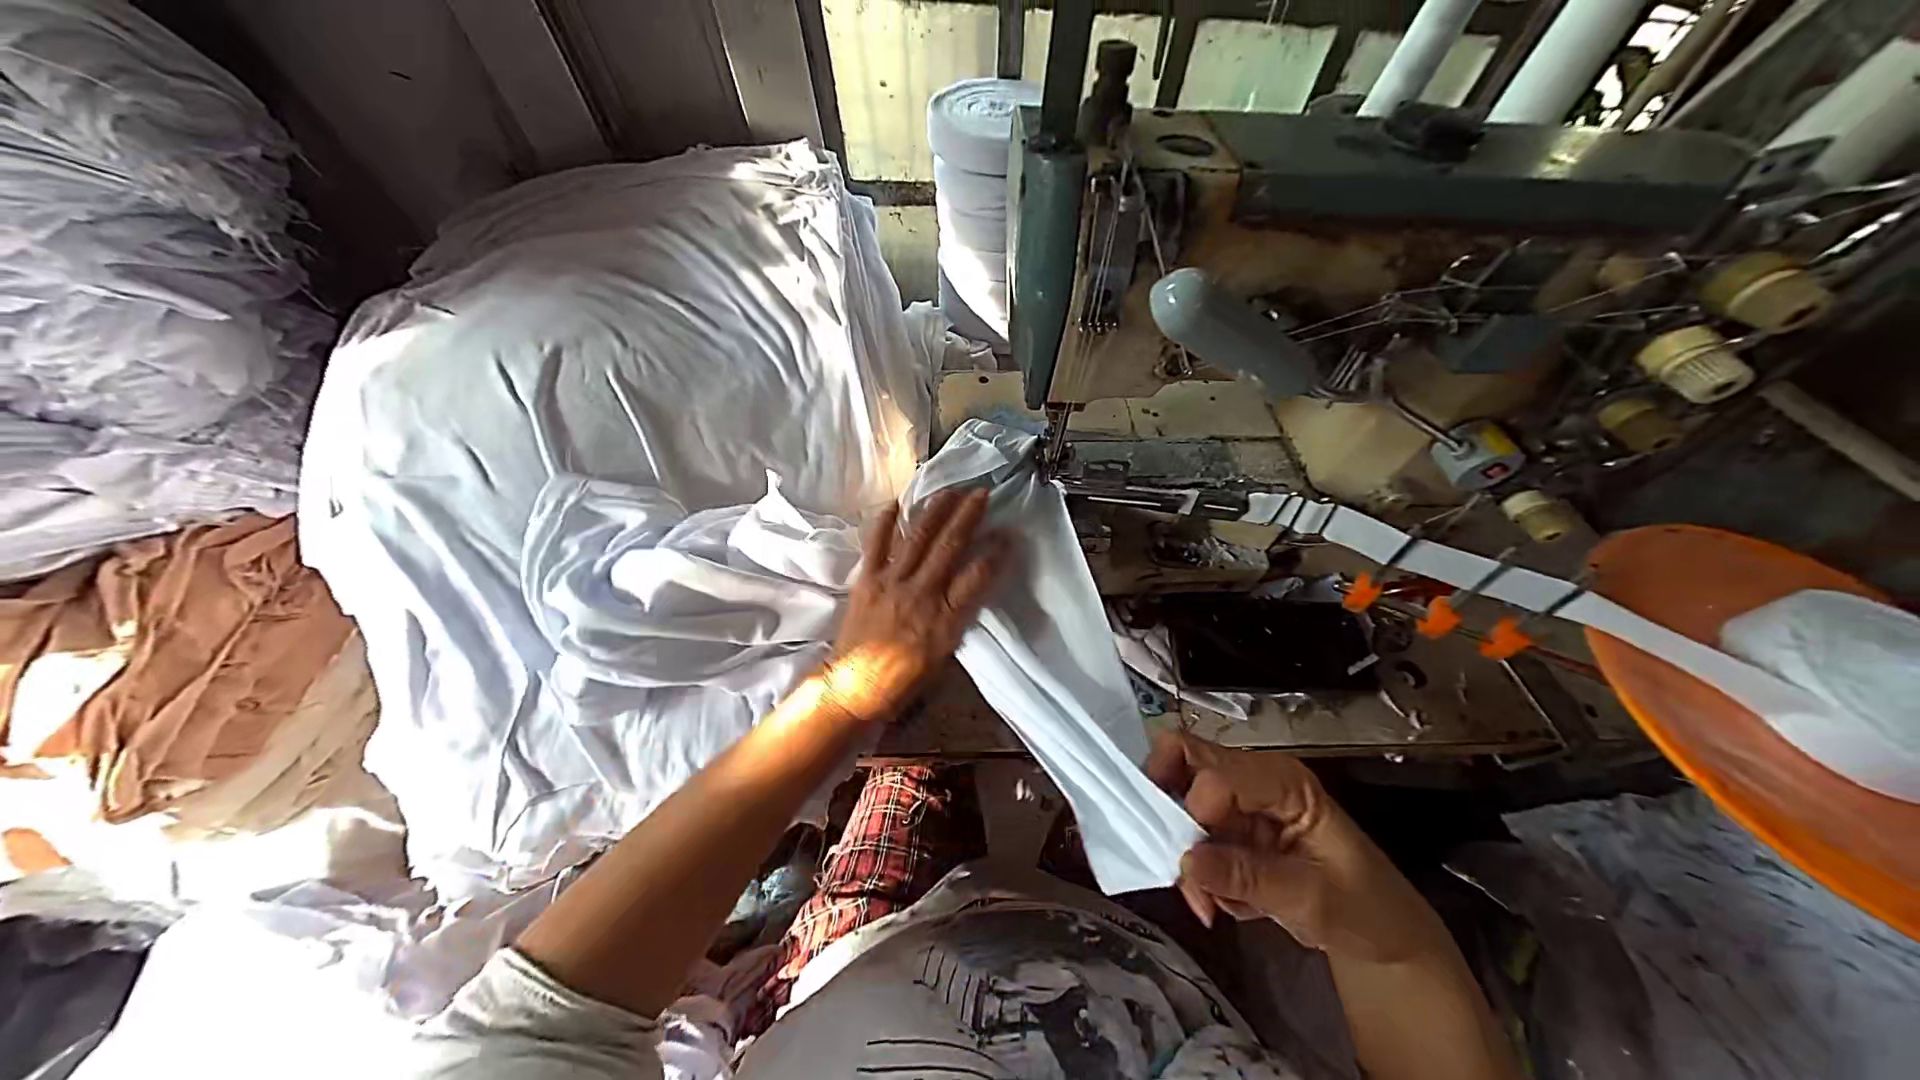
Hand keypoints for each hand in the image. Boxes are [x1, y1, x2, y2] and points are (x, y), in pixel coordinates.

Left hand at [825, 488, 1008, 724]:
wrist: (854, 686)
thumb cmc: (904, 679)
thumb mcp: (944, 656)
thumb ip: (958, 620)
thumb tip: (970, 593)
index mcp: (944, 618)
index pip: (977, 576)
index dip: (995, 552)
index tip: (1008, 534)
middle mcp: (920, 594)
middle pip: (949, 546)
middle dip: (968, 516)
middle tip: (982, 493)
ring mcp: (891, 583)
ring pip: (917, 538)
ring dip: (936, 511)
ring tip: (949, 490)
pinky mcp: (867, 581)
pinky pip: (876, 545)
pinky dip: (884, 522)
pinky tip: (894, 503)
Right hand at [1146, 731, 1452, 963]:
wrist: (1383, 938)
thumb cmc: (1364, 909)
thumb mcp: (1312, 899)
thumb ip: (1248, 877)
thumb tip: (1187, 861)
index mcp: (1282, 781)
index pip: (1216, 770)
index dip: (1194, 806)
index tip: (1193, 857)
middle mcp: (1253, 779)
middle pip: (1184, 759)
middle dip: (1168, 808)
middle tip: (1170, 856)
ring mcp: (1238, 801)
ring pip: (1178, 801)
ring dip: (1183, 851)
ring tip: (1208, 903)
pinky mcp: (1230, 827)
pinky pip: (1189, 834)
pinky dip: (1196, 869)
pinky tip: (1225, 901)